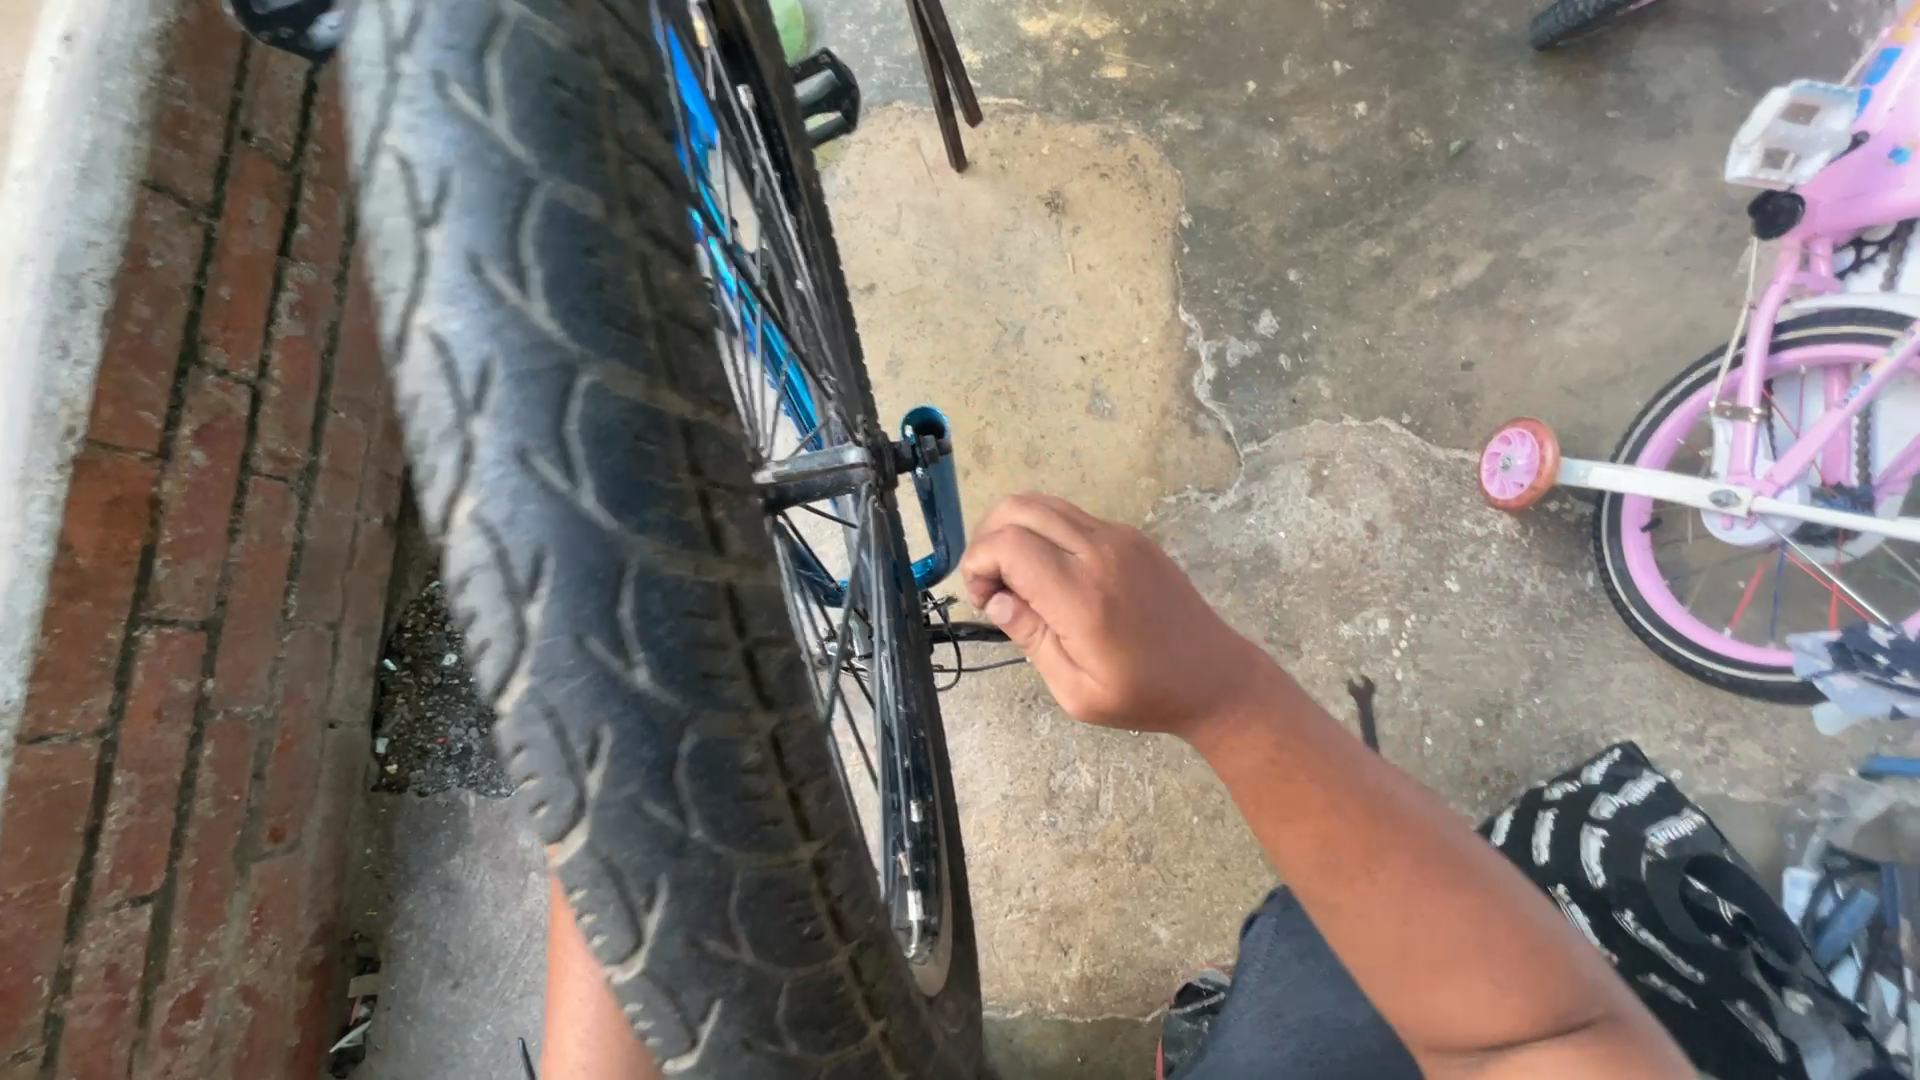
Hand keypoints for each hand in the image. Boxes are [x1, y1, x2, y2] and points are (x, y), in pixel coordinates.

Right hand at [957, 493, 1280, 738]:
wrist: (1214, 676)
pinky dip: (1042, 531)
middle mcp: (1099, 552)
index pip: (1008, 544)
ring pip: (1041, 502)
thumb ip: (1030, 638)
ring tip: (1015, 576)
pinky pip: (1069, 514)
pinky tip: (1050, 573)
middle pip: (1017, 508)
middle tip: (991, 584)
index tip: (982, 599)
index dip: (977, 563)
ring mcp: (1118, 536)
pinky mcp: (1130, 535)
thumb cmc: (1143, 695)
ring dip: (1012, 530)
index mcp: (1083, 596)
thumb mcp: (1076, 692)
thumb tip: (994, 598)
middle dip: (986, 540)